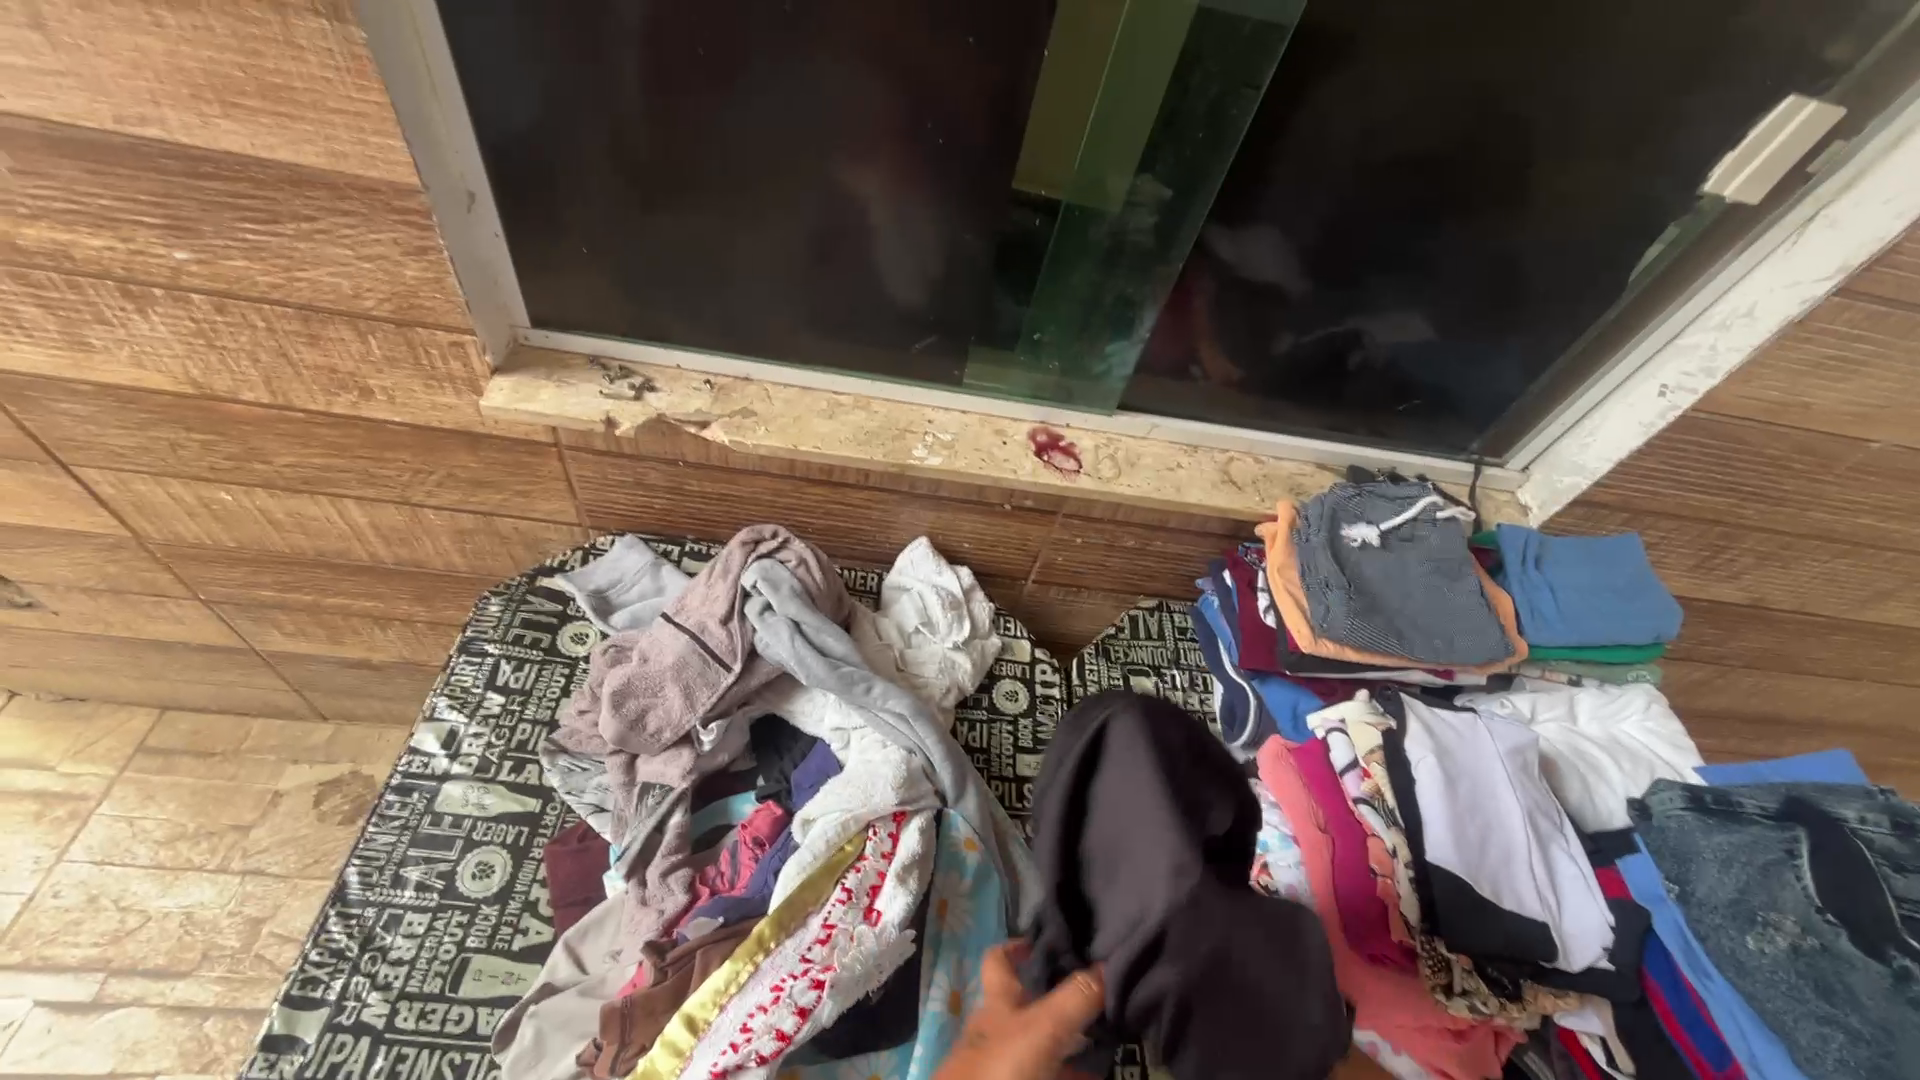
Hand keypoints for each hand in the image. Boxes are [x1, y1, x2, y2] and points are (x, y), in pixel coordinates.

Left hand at [932, 941, 1106, 1079]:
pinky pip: (1052, 1073)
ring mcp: (1009, 1059)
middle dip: (1064, 998)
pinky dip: (1075, 1072)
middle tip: (1102, 992)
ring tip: (1112, 1031)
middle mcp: (1001, 1025)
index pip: (1000, 959)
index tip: (1053, 941)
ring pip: (1046, 1042)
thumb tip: (1109, 963)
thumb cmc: (1002, 1064)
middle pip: (1031, 1002)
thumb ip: (1075, 997)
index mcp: (998, 999)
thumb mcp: (1043, 1026)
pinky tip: (1099, 1073)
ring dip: (1074, 1039)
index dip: (1021, 946)